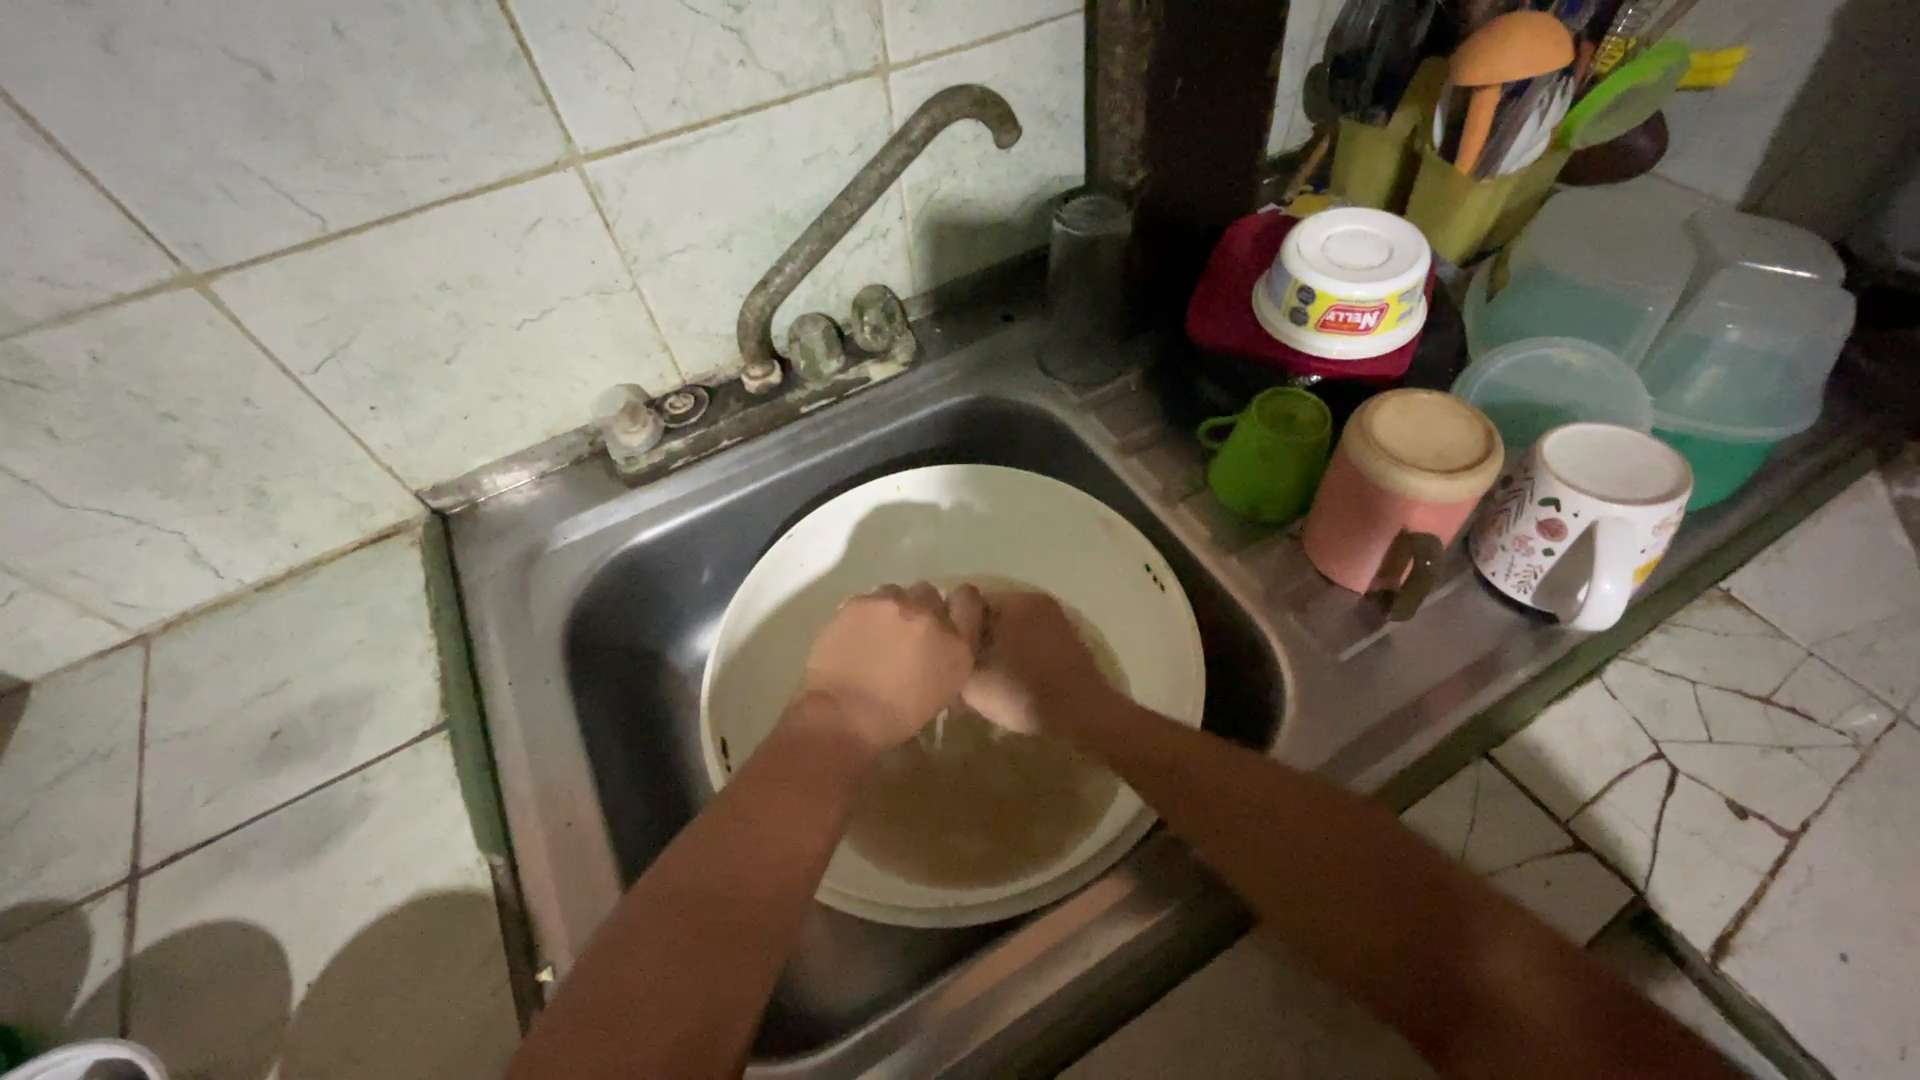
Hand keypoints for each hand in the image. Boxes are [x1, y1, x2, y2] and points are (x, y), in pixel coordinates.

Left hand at [797, 582, 977, 752]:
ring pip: (896, 592)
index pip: (969, 600)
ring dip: (891, 608)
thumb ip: (947, 655)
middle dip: (920, 607)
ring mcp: (893, 604)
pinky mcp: (860, 602)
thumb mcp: (941, 690)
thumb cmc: (895, 717)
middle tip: (905, 630)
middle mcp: (929, 615)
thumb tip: (938, 640)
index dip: (958, 604)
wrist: (843, 716)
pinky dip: (864, 614)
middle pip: (929, 592)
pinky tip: (854, 637)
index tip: (947, 614)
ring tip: (876, 633)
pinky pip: (868, 600)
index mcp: (956, 643)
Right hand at [945, 588, 1115, 735]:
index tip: (948, 652)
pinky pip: (1034, 644)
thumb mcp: (971, 678)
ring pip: (1015, 631)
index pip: (969, 603)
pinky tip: (1016, 682)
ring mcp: (1058, 621)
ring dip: (1001, 649)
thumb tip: (944, 645)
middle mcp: (1037, 601)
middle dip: (979, 638)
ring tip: (990, 678)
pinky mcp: (1071, 642)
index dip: (954, 628)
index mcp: (1014, 600)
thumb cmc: (1022, 689)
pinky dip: (1022, 657)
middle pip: (993, 616)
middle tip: (966, 667)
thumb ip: (951, 655)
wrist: (1082, 714)